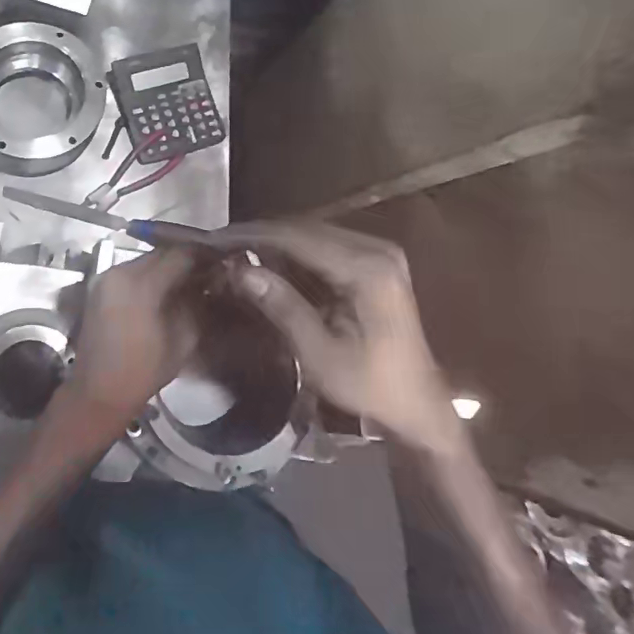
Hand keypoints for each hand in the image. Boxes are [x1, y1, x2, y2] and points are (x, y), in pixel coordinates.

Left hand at [59, 247, 202, 424]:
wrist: (98, 391)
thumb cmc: (144, 371)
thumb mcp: (183, 339)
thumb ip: (197, 303)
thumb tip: (209, 282)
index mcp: (141, 284)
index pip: (180, 254)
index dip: (204, 255)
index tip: (222, 262)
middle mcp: (120, 271)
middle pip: (161, 253)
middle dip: (186, 260)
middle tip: (208, 272)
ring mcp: (106, 276)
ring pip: (145, 260)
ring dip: (167, 266)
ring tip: (188, 282)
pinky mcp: (99, 286)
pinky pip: (131, 271)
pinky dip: (149, 275)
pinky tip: (164, 291)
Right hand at [213, 221, 458, 448]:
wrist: (417, 404)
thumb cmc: (370, 385)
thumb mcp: (320, 354)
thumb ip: (282, 307)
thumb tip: (239, 270)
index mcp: (368, 269)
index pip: (298, 237)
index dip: (253, 235)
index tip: (216, 240)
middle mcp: (375, 249)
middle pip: (305, 229)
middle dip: (260, 235)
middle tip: (220, 246)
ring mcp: (378, 252)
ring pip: (312, 233)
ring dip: (274, 242)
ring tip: (236, 252)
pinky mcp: (374, 261)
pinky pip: (324, 245)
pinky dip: (293, 251)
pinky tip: (267, 262)